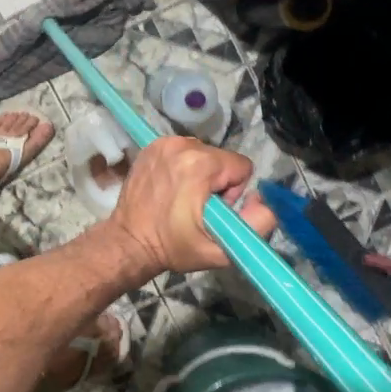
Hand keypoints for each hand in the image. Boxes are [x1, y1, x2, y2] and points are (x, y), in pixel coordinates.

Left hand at [104, 137, 276, 273]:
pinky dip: (181, 168)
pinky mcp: (150, 147)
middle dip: (216, 183)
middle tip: (196, 208)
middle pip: (221, 159)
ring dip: (199, 174)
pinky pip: (182, 152)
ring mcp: (162, 143)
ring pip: (203, 154)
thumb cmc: (174, 246)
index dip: (233, 192)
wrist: (130, 242)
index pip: (241, 167)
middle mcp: (181, 145)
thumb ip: (257, 223)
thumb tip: (260, 198)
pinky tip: (169, 189)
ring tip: (181, 199)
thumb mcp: (223, 247)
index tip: (214, 210)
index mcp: (200, 164)